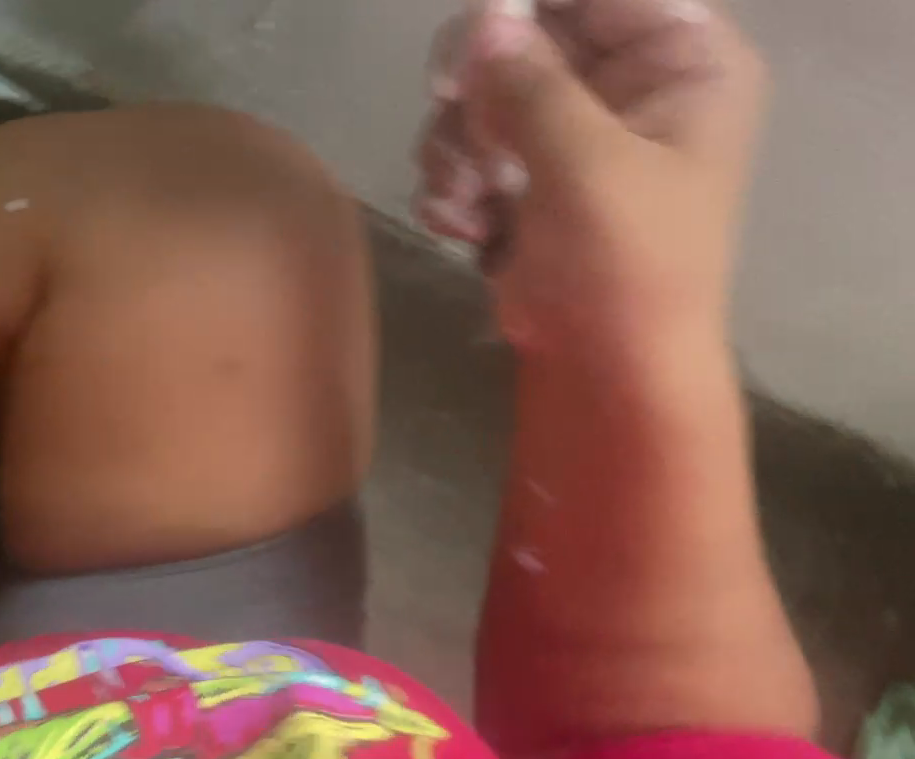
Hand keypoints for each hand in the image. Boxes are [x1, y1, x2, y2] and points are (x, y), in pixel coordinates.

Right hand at [416, 0, 767, 362]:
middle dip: (475, 101)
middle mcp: (618, 89)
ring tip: (466, 207)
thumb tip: (481, 17)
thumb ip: (532, 90)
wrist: (602, 359)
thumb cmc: (625, 262)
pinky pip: (463, 161)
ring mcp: (562, 141)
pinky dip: (449, 193)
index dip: (521, 14)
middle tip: (460, 144)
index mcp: (674, 62)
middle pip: (520, 46)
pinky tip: (459, 228)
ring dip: (454, 157)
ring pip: (477, 107)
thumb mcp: (586, 168)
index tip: (465, 60)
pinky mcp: (518, 187)